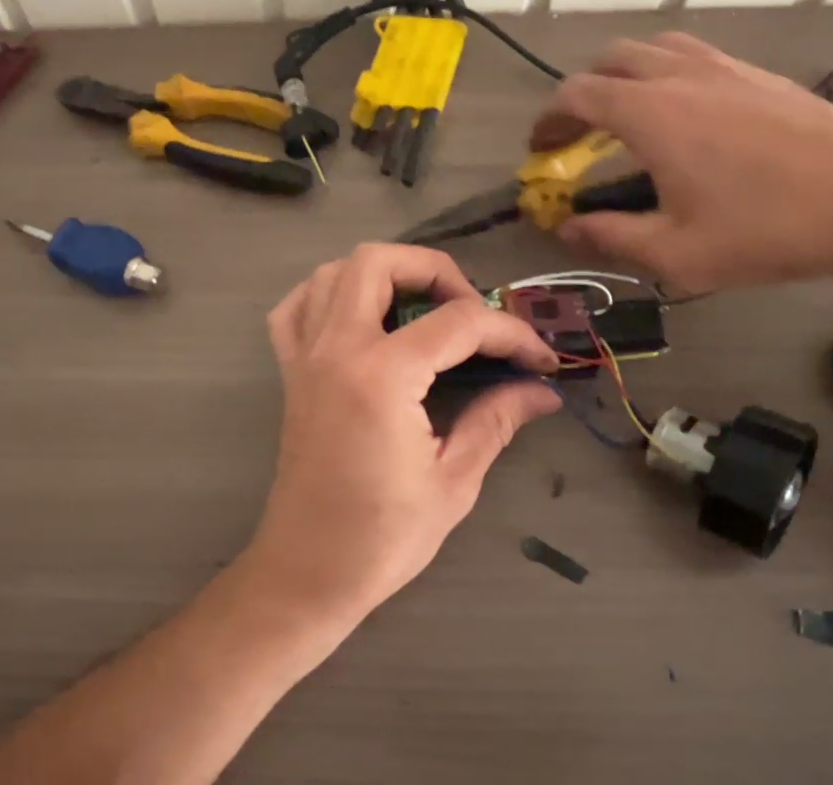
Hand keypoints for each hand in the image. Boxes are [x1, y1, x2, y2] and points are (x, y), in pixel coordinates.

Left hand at [247, 244, 562, 619]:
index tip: (540, 359)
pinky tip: (359, 318)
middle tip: (472, 313)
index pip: (459, 322)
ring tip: (422, 310)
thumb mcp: (454, 480)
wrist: (308, 571)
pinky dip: (327, 295)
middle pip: (380, 262)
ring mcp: (306, 356)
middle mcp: (337, 349)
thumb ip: (497, 420)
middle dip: (437, 272)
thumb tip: (542, 390)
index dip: (510, 333)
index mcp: (381, 376)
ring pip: (333, 272)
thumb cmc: (383, 536)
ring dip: (383, 274)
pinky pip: (296, 308)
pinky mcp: (291, 373)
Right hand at [531, 32, 832, 292]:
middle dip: (582, 91)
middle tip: (578, 133)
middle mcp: (681, 75)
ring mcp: (726, 67)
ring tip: (625, 115)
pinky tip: (685, 114)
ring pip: (655, 49)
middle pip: (611, 60)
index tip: (540, 148)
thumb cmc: (767, 231)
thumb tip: (567, 228)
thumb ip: (611, 237)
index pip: (577, 95)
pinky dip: (667, 73)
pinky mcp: (760, 74)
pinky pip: (695, 56)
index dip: (549, 120)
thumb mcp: (676, 253)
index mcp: (651, 113)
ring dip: (625, 75)